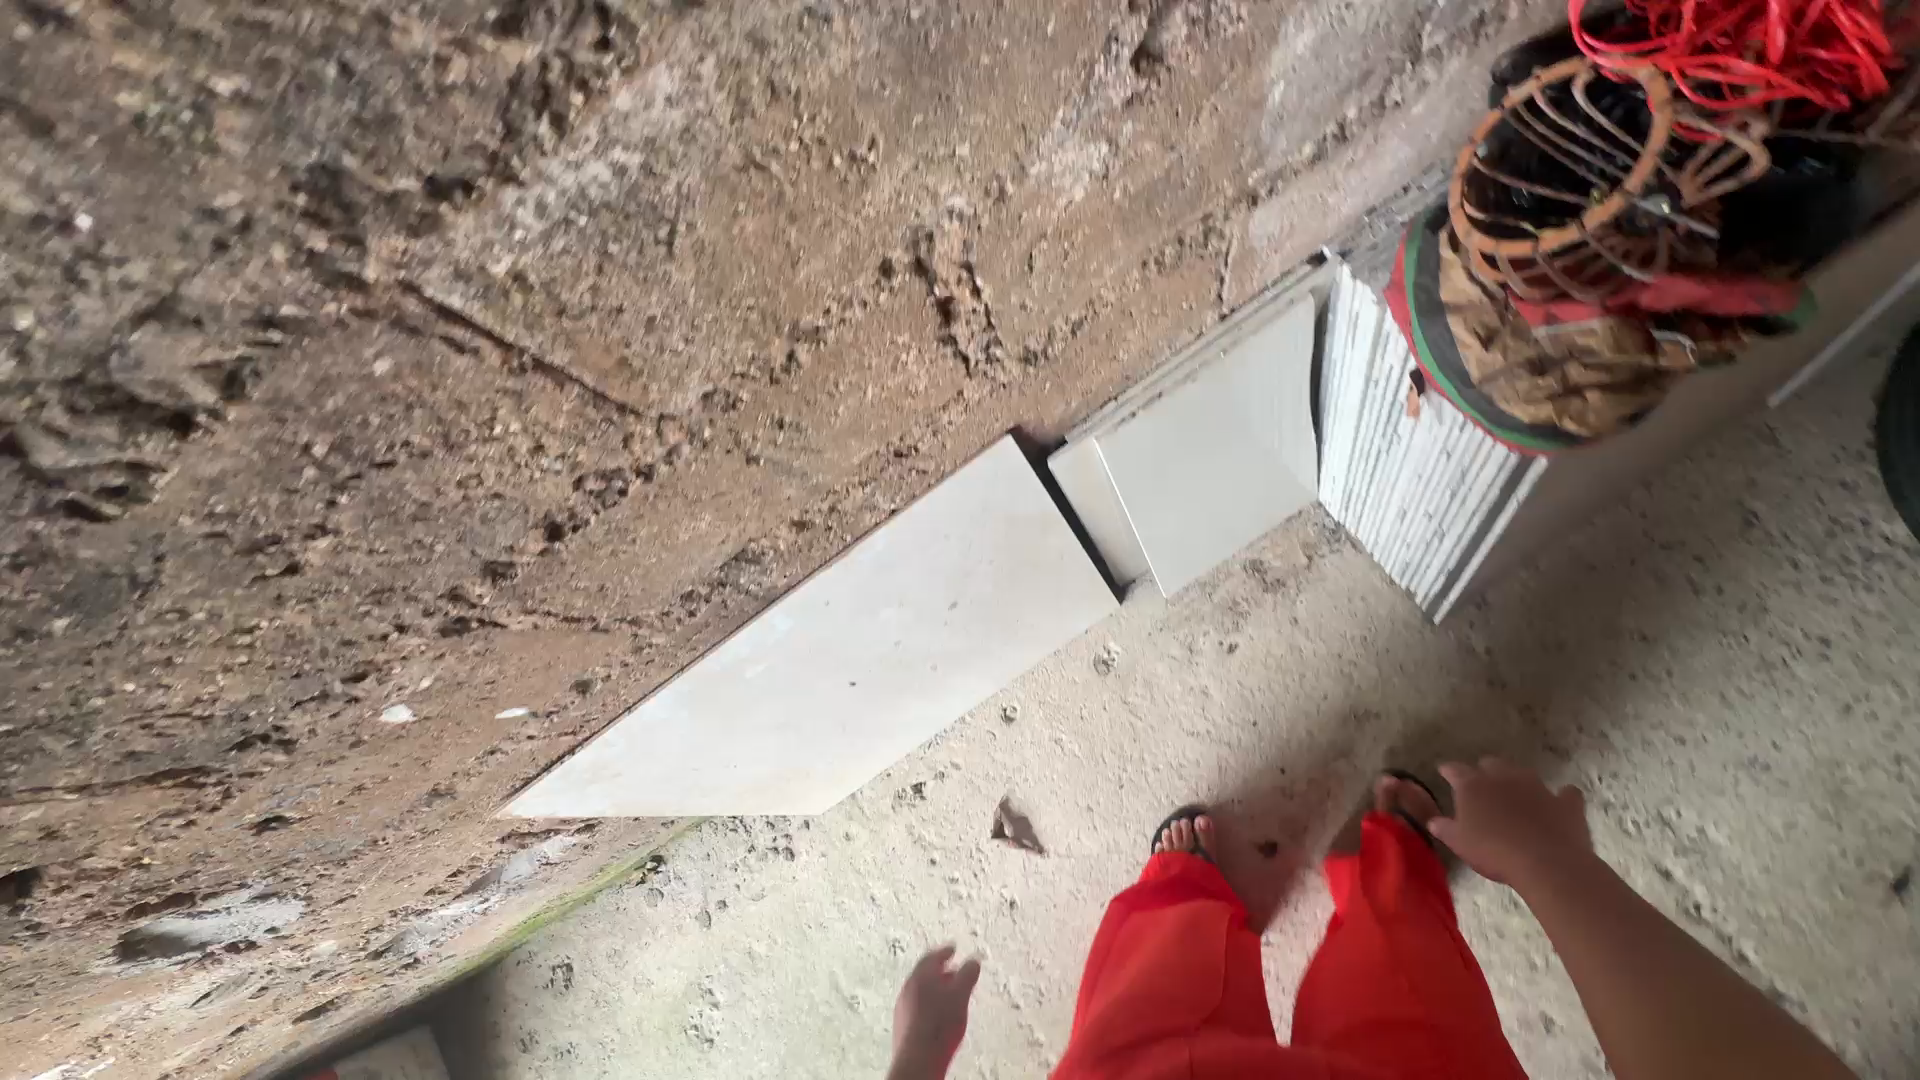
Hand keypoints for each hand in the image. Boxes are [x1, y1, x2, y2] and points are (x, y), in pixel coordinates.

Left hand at [889, 945, 980, 1079]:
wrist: (919, 1059)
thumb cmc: (939, 1026)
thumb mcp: (961, 994)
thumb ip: (968, 974)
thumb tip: (973, 961)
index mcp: (921, 975)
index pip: (933, 956)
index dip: (945, 951)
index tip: (952, 948)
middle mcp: (908, 988)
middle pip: (925, 973)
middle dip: (941, 972)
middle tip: (953, 972)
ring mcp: (903, 1007)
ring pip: (920, 991)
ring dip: (935, 990)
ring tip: (949, 997)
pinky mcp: (903, 1026)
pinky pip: (917, 1008)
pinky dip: (929, 1005)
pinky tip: (939, 1017)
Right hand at [1428, 757, 1593, 889]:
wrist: (1547, 865)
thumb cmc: (1494, 851)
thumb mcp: (1458, 843)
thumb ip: (1444, 828)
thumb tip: (1434, 821)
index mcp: (1472, 785)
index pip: (1454, 769)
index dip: (1448, 771)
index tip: (1444, 773)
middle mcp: (1503, 778)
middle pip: (1491, 763)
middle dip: (1485, 771)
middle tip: (1482, 788)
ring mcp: (1538, 787)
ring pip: (1524, 772)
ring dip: (1518, 780)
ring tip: (1517, 794)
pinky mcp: (1566, 803)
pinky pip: (1566, 793)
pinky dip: (1562, 797)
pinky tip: (1559, 803)